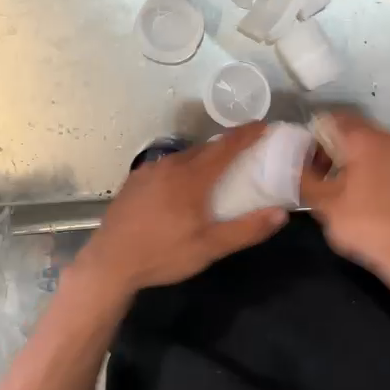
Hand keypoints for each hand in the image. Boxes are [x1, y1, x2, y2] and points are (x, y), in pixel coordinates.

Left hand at [73, 123, 288, 296]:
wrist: (109, 263)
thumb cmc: (162, 255)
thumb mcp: (209, 248)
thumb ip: (246, 229)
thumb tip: (280, 213)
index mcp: (192, 177)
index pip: (227, 146)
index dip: (248, 134)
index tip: (266, 126)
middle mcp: (170, 166)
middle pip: (206, 148)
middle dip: (229, 147)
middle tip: (248, 154)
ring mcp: (149, 171)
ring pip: (185, 157)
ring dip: (205, 159)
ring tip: (219, 172)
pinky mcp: (134, 181)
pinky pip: (167, 166)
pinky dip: (184, 169)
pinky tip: (184, 188)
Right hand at [300, 111, 389, 284]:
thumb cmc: (364, 224)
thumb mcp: (324, 203)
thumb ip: (303, 177)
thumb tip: (291, 163)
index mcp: (363, 138)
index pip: (328, 120)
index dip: (310, 137)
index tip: (301, 159)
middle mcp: (385, 136)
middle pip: (347, 128)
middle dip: (327, 146)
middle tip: (314, 173)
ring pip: (363, 141)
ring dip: (344, 155)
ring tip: (331, 183)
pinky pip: (377, 153)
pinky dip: (361, 162)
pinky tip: (353, 188)